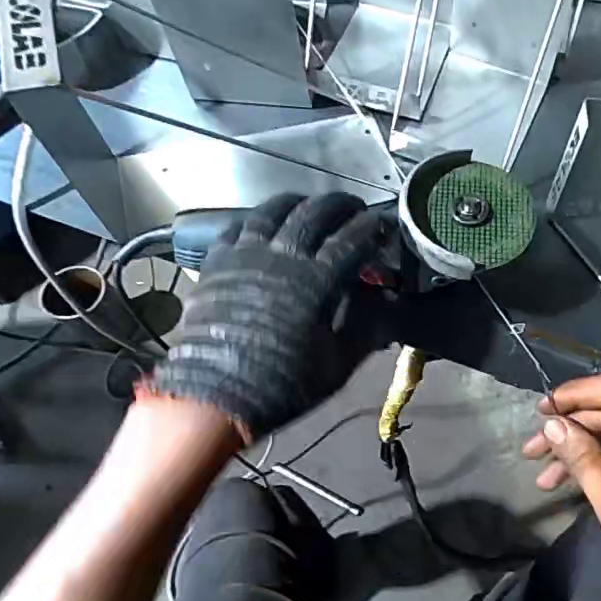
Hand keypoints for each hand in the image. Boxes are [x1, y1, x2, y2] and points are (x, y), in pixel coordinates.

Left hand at [146, 193, 387, 438]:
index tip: (381, 225)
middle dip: (339, 205)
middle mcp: (281, 257)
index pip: (351, 240)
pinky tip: (263, 225)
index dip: (370, 229)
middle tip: (353, 208)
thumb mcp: (338, 363)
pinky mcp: (217, 263)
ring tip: (309, 205)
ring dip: (297, 203)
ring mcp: (245, 255)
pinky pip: (237, 227)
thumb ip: (366, 328)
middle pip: (314, 213)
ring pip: (273, 210)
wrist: (215, 397)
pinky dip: (256, 221)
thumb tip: (385, 304)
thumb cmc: (284, 384)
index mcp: (316, 281)